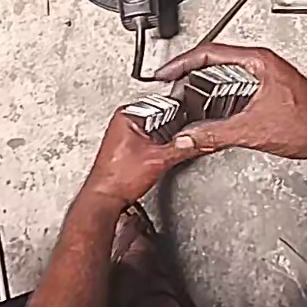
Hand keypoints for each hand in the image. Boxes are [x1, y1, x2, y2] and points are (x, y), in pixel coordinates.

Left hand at [79, 108, 199, 206]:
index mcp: (128, 114)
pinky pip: (150, 141)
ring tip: (167, 153)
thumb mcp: (159, 160)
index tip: (193, 127)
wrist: (104, 200)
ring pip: (157, 130)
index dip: (183, 117)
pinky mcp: (127, 146)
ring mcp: (125, 133)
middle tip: (185, 141)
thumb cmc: (118, 179)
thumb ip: (184, 147)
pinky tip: (158, 158)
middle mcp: (124, 120)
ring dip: (167, 140)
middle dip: (175, 130)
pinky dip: (159, 148)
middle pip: (163, 118)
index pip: (166, 106)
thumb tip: (201, 139)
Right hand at [153, 44, 306, 163]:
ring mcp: (267, 75)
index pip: (210, 52)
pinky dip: (217, 93)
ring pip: (225, 72)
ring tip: (184, 94)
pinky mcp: (268, 89)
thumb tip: (189, 136)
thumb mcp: (252, 130)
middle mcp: (263, 63)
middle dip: (189, 71)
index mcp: (259, 61)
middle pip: (215, 59)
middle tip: (170, 82)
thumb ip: (214, 133)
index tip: (166, 72)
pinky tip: (210, 107)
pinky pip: (235, 85)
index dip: (182, 62)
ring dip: (203, 82)